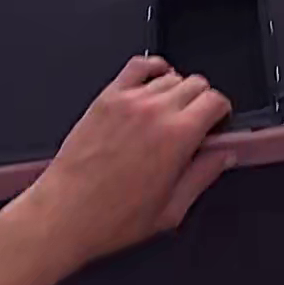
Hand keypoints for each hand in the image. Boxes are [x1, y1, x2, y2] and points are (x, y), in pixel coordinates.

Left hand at [1, 56, 233, 275]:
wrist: (59, 218)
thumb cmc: (109, 219)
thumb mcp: (170, 210)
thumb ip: (204, 176)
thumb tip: (224, 156)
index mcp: (179, 136)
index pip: (216, 100)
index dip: (221, 112)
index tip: (215, 124)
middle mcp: (158, 111)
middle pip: (198, 83)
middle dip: (203, 101)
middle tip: (194, 121)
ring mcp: (132, 100)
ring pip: (173, 76)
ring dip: (178, 90)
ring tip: (169, 111)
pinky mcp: (109, 97)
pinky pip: (140, 65)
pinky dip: (153, 68)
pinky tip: (154, 83)